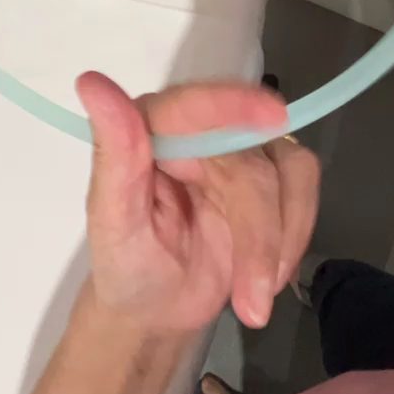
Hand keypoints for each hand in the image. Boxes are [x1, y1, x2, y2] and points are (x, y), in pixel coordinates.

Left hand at [76, 72, 320, 332]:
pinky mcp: (269, 178)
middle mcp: (196, 129)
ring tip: (253, 301)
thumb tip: (91, 83)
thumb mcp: (111, 221)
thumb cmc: (125, 266)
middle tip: (251, 301)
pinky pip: (302, 186)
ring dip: (279, 240)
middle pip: (252, 152)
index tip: (272, 115)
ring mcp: (236, 152)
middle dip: (259, 229)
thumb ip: (112, 154)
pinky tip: (268, 280)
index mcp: (151, 126)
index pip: (193, 103)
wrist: (156, 310)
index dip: (232, 104)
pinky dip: (296, 235)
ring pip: (287, 168)